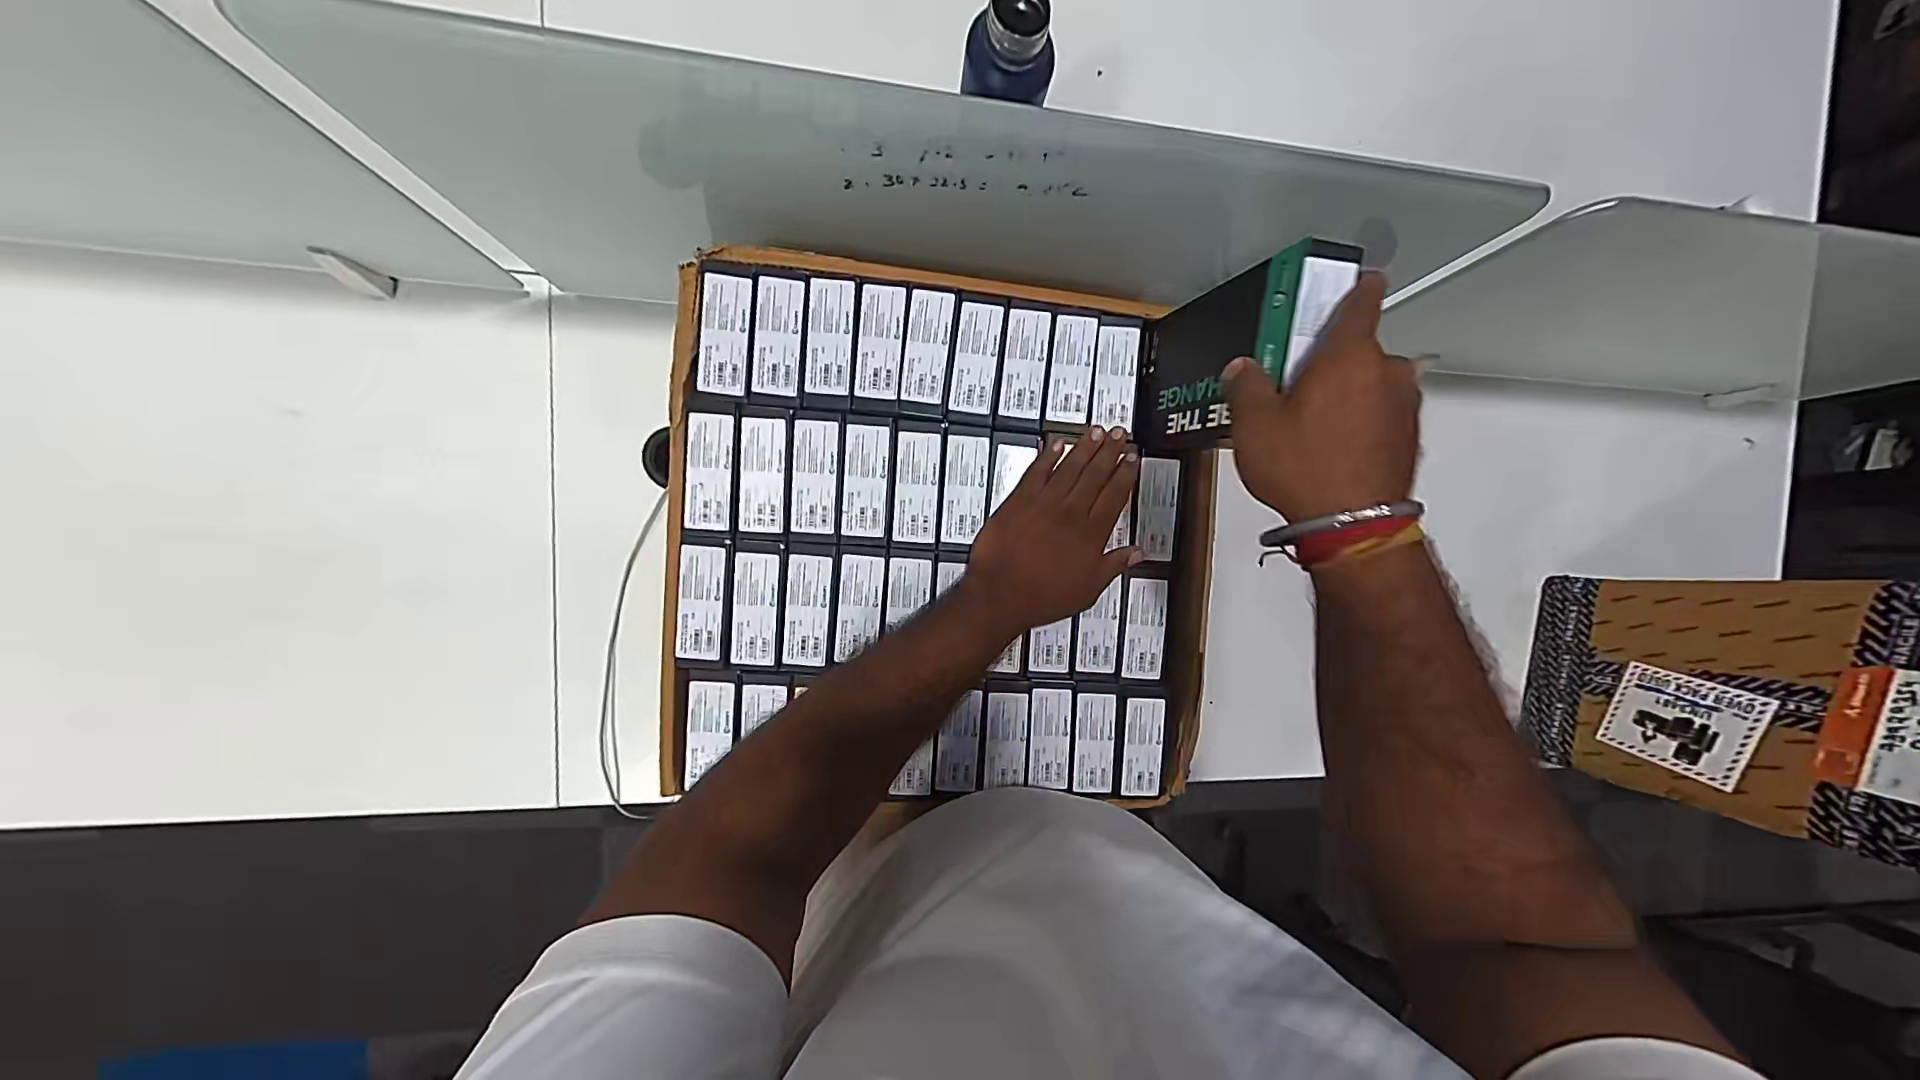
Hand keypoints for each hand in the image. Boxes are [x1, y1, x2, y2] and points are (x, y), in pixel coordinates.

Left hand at [965, 426, 1140, 638]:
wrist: (1000, 595)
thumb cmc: (1040, 596)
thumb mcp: (1087, 589)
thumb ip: (1113, 566)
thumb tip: (1135, 554)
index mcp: (1090, 534)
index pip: (1115, 495)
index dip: (1126, 474)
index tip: (1133, 459)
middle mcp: (1069, 513)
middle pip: (1095, 474)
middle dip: (1111, 451)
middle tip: (1120, 435)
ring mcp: (1043, 504)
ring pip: (1069, 467)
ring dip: (1085, 447)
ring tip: (1097, 431)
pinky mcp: (1018, 501)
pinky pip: (1036, 471)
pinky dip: (1047, 455)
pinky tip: (1057, 442)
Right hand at [1224, 271, 1419, 521]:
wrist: (1352, 523)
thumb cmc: (1305, 468)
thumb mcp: (1254, 425)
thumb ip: (1247, 386)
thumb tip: (1243, 368)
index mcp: (1348, 355)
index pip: (1362, 299)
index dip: (1353, 287)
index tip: (1344, 287)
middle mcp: (1386, 371)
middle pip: (1358, 348)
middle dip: (1329, 361)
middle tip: (1295, 385)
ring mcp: (1403, 403)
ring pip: (1370, 382)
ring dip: (1346, 392)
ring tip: (1310, 423)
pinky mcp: (1409, 435)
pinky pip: (1380, 412)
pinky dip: (1360, 419)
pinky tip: (1330, 446)